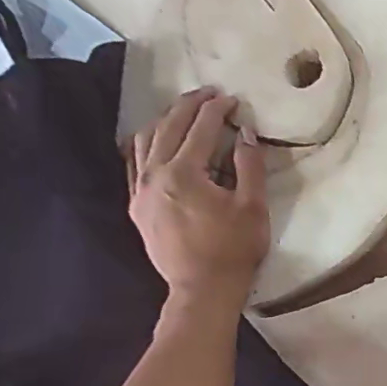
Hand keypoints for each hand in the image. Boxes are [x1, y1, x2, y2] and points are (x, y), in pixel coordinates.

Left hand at [128, 89, 269, 313]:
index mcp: (184, 173)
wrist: (202, 290)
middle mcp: (155, 175)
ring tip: (184, 114)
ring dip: (165, 120)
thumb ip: (249, 165)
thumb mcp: (253, 207)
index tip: (233, 100)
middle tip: (210, 95)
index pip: (201, 127)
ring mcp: (140, 191)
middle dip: (191, 105)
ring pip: (145, 140)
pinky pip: (133, 164)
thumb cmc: (233, 251)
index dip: (218, 109)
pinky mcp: (136, 206)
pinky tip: (155, 141)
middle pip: (169, 126)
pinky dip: (145, 145)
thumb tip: (246, 133)